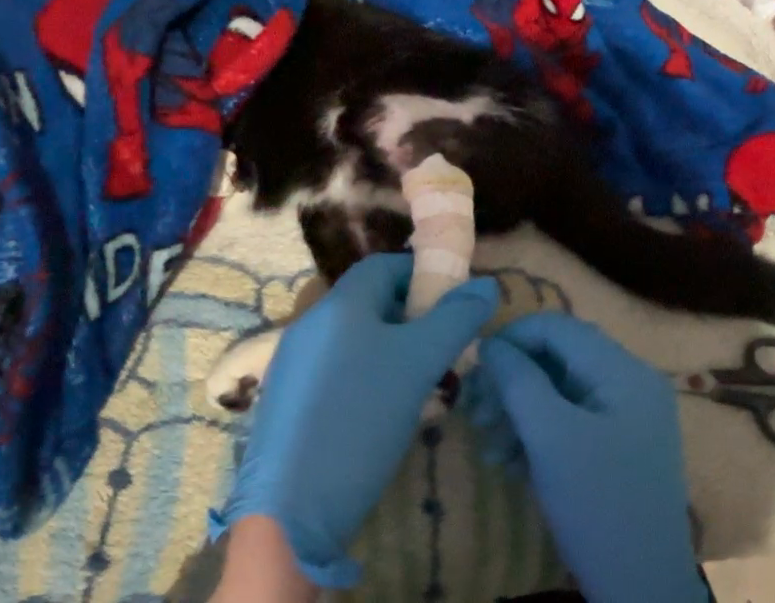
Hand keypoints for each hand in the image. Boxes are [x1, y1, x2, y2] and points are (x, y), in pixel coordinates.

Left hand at [211, 253, 496, 587]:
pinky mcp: (289, 401)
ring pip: (356, 340)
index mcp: (339, 304)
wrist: (290, 509)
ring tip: (425, 385)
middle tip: (446, 349)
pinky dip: (368, 377)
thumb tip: (485, 285)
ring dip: (393, 351)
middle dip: (412, 319)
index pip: (384, 266)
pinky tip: (386, 413)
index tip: (454, 304)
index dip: (422, 275)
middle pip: (370, 303)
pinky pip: (337, 371)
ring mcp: (295, 364)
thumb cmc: (359, 419)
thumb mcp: (418, 365)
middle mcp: (311, 324)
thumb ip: (454, 320)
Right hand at [470, 313, 708, 602]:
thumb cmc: (598, 504)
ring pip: (558, 392)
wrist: (643, 588)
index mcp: (624, 370)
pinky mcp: (617, 447)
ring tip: (487, 445)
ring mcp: (626, 417)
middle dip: (512, 382)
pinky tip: (507, 463)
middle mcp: (630, 383)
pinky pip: (569, 421)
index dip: (512, 339)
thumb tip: (490, 344)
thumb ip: (518, 381)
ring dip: (518, 411)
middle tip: (474, 412)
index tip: (474, 369)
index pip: (558, 327)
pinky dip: (536, 434)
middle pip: (557, 358)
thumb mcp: (550, 437)